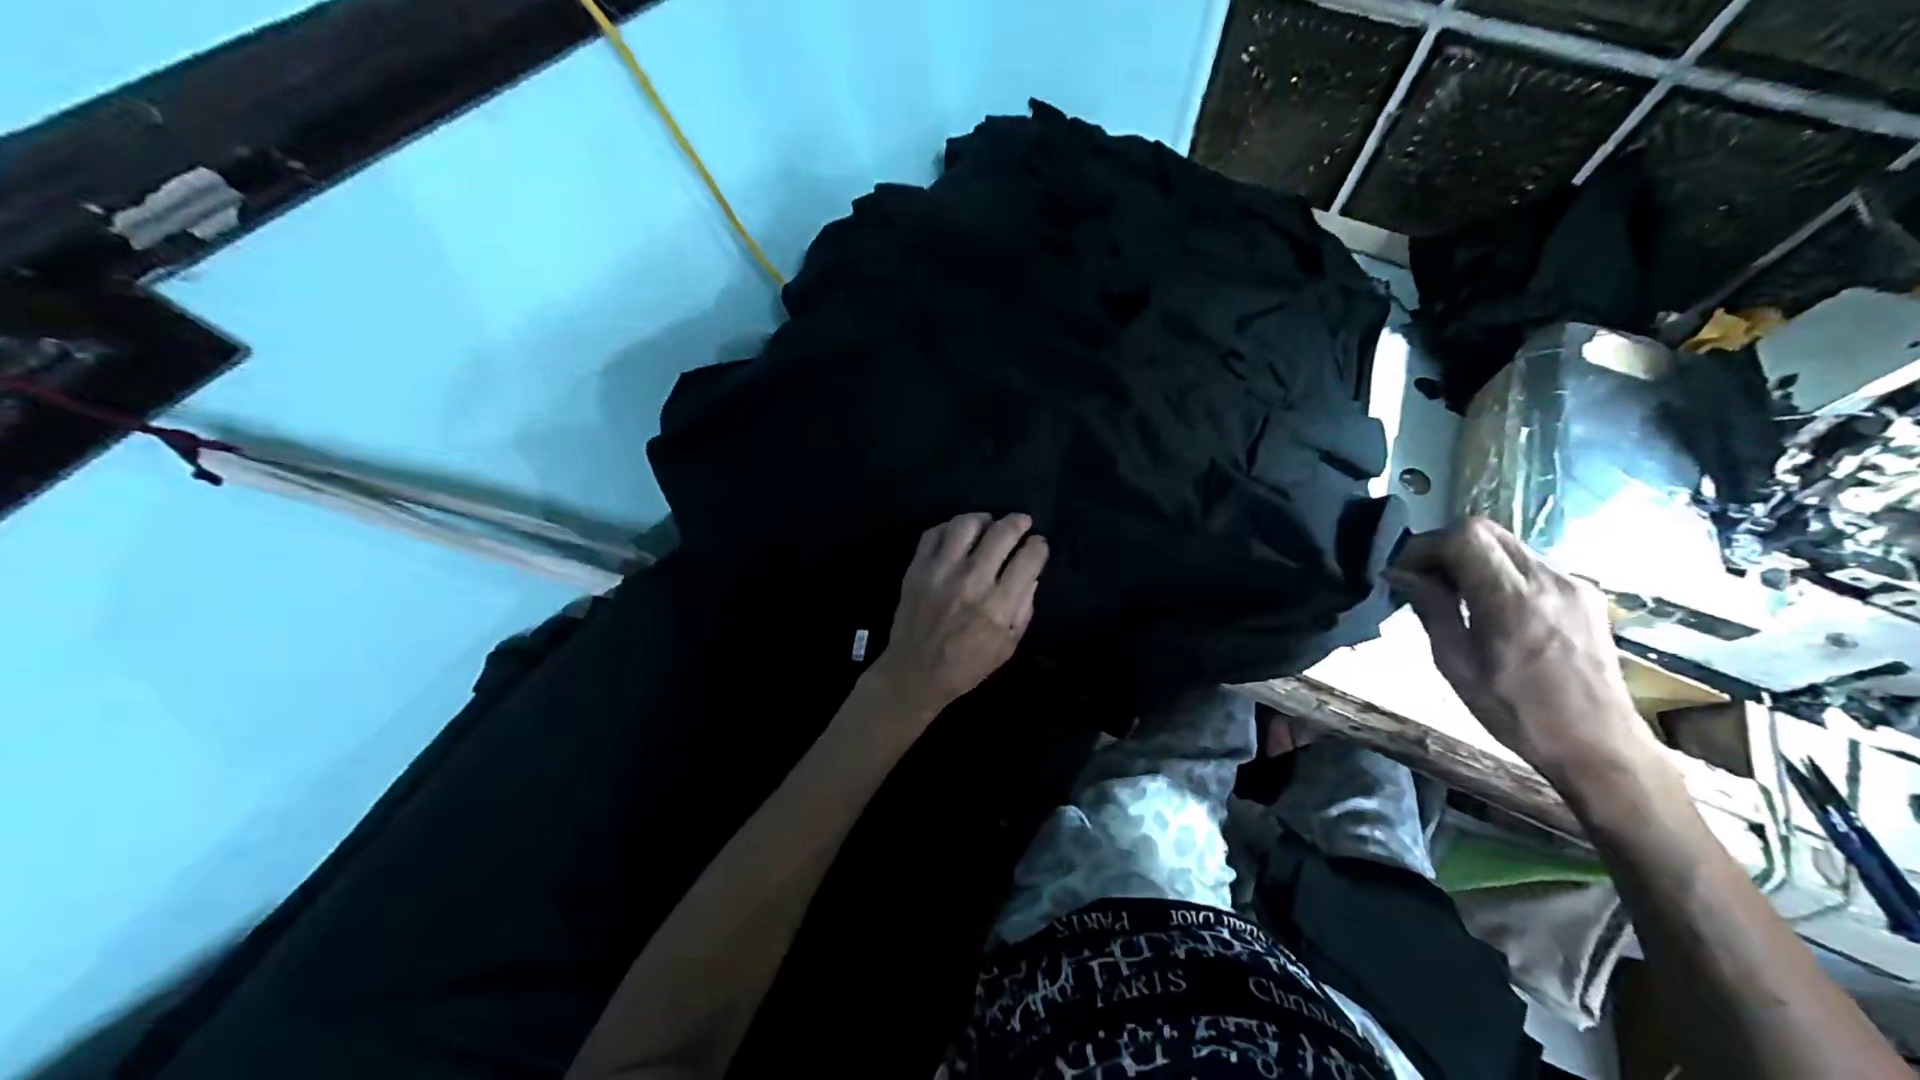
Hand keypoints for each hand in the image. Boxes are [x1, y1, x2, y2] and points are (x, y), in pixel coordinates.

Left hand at [867, 512, 1049, 721]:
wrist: (915, 673)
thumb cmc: (967, 665)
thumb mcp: (1008, 646)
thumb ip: (1024, 608)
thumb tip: (1031, 574)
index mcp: (998, 605)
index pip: (1029, 558)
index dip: (1039, 546)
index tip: (1038, 545)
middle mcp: (972, 581)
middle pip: (1002, 533)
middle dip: (1018, 523)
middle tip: (1021, 523)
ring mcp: (940, 571)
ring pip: (966, 524)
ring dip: (983, 519)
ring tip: (988, 524)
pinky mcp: (916, 568)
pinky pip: (934, 533)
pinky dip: (950, 528)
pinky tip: (958, 536)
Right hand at [1386, 517, 1654, 781]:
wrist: (1598, 745)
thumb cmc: (1515, 712)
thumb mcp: (1456, 664)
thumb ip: (1431, 609)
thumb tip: (1403, 574)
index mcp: (1512, 599)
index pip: (1464, 536)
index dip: (1425, 546)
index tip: (1406, 573)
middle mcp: (1548, 580)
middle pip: (1485, 530)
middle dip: (1445, 546)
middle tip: (1424, 578)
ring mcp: (1573, 584)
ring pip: (1507, 546)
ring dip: (1471, 559)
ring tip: (1453, 596)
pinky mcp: (1586, 595)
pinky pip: (1529, 565)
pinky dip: (1498, 573)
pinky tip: (1490, 608)